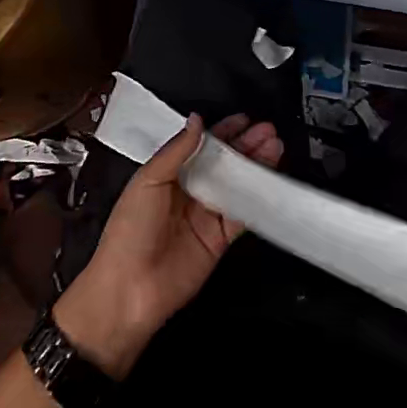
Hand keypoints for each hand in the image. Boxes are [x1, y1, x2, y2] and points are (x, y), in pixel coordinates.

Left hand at [53, 114, 282, 377]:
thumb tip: (197, 119)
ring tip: (276, 147)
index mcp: (169, 174)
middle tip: (269, 130)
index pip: (200, 147)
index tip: (244, 119)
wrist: (130, 288)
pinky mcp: (221, 239)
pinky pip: (243, 215)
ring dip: (255, 166)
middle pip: (223, 164)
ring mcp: (207, 216)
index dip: (222, 132)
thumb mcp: (148, 181)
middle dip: (246, 146)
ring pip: (237, 185)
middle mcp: (190, 192)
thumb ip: (176, 151)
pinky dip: (258, 199)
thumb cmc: (131, 229)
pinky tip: (271, 182)